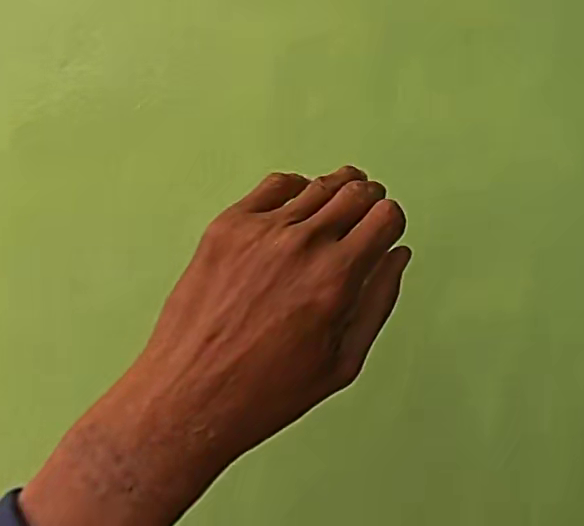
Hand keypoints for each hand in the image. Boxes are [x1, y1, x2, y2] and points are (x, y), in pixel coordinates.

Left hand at [20, 166, 411, 525]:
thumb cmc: (265, 392)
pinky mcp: (229, 225)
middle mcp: (304, 244)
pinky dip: (296, 190)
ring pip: (321, 183)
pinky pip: (277, 183)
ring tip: (334, 208)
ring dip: (338, 191)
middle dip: (370, 201)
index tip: (384, 232)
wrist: (185, 400)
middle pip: (358, 190)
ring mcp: (263, 229)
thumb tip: (397, 253)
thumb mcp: (342, 363)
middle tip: (364, 216)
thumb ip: (379, 301)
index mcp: (337, 277)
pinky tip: (295, 210)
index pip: (387, 215)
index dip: (392, 222)